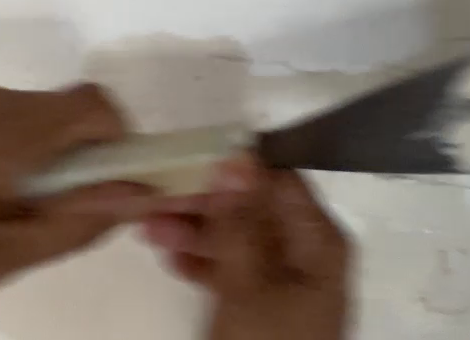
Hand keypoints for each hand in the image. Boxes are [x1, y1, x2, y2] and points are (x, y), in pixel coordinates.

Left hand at [0, 84, 160, 336]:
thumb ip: (74, 224)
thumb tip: (135, 197)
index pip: (93, 104)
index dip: (119, 138)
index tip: (112, 185)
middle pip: (66, 107)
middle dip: (81, 152)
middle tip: (59, 211)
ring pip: (35, 111)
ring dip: (46, 151)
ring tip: (9, 212)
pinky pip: (0, 114)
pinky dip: (14, 146)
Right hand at [140, 156, 351, 339]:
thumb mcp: (248, 287)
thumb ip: (241, 221)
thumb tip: (238, 155)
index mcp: (320, 243)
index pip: (280, 183)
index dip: (236, 171)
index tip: (188, 164)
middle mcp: (309, 256)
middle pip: (257, 210)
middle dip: (208, 204)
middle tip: (155, 201)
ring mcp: (288, 286)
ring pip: (242, 241)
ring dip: (199, 232)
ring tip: (149, 228)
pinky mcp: (266, 314)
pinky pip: (237, 273)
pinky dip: (206, 264)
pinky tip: (170, 257)